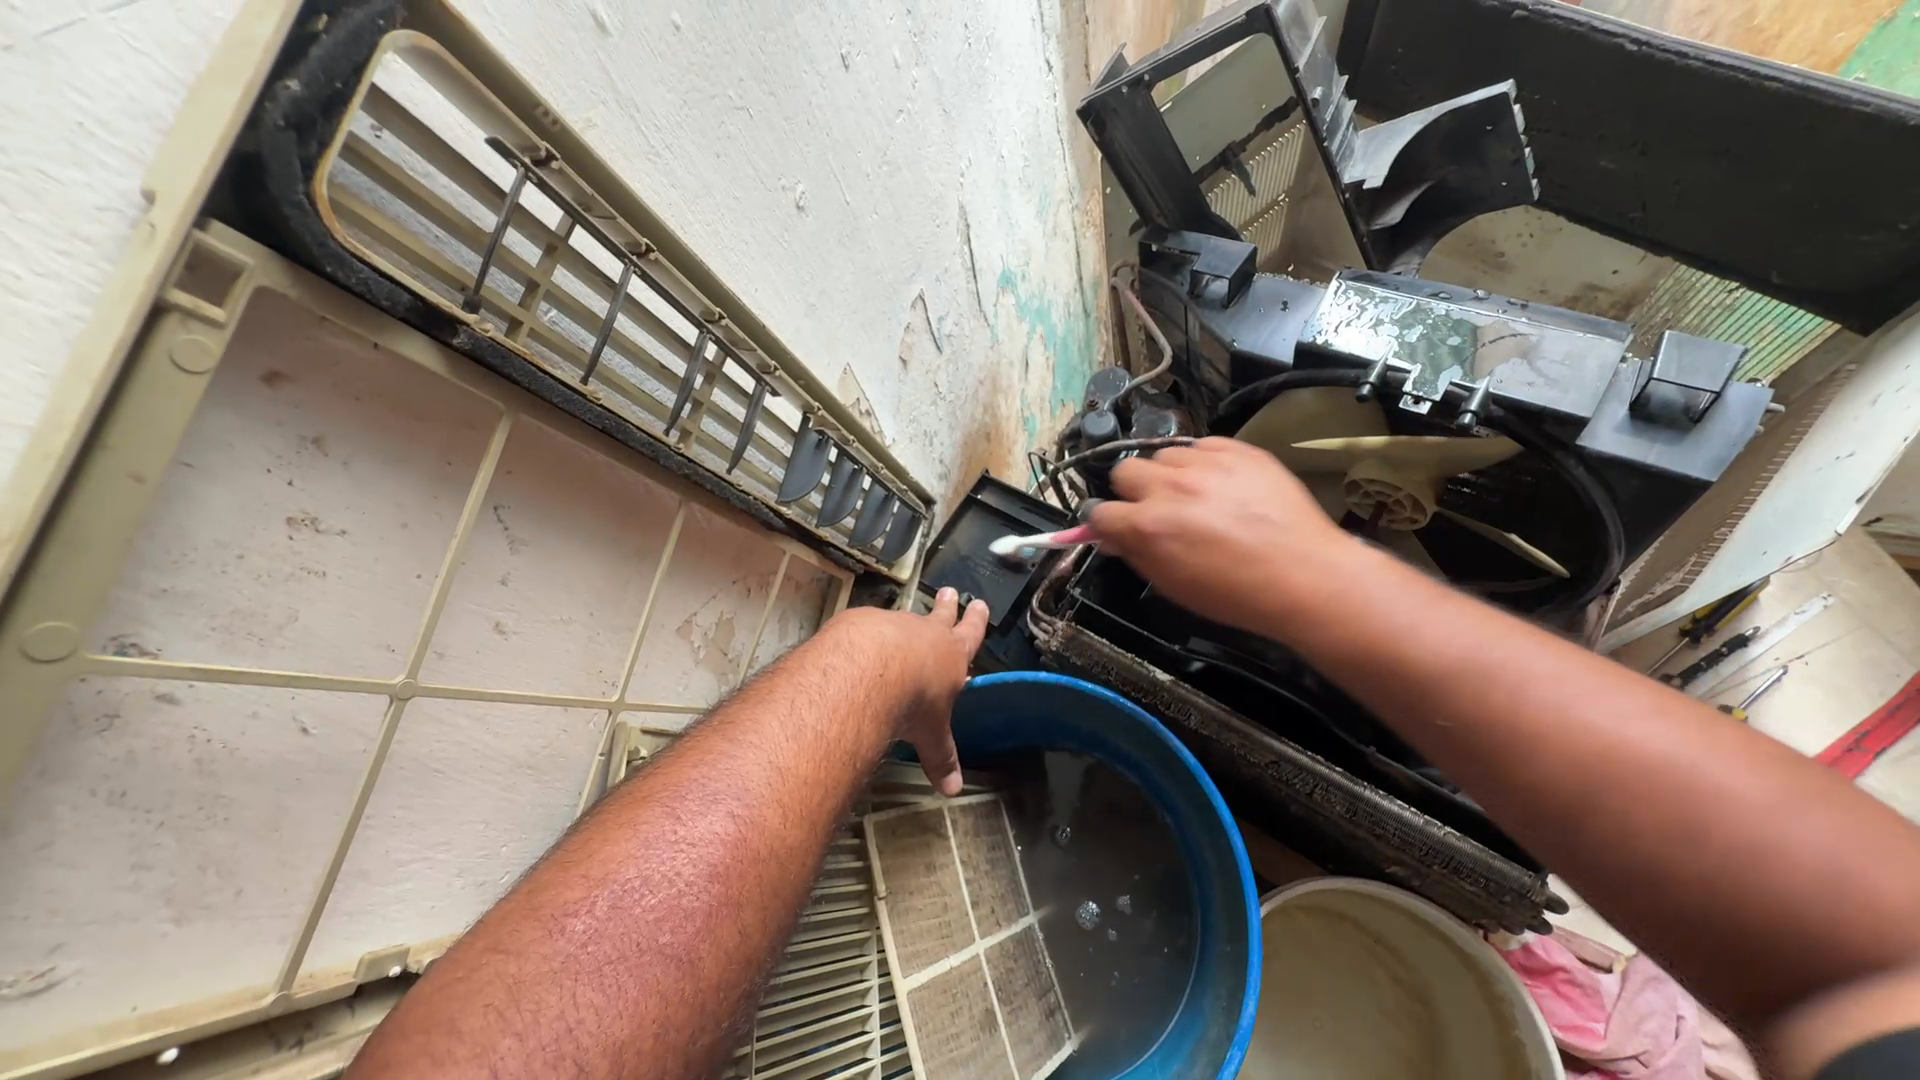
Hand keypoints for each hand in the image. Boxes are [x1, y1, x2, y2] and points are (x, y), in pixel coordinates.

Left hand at [825, 587, 987, 794]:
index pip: (970, 635)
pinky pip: (867, 627)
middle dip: (947, 605)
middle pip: (940, 615)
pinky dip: (865, 635)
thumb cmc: (914, 702)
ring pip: (903, 620)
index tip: (979, 603)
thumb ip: (940, 758)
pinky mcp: (861, 623)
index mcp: (951, 656)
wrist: (870, 668)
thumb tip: (953, 790)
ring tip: (902, 621)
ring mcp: (892, 625)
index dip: (975, 621)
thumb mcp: (930, 735)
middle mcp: (925, 635)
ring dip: (905, 622)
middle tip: (948, 591)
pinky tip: (855, 646)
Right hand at [1087, 437, 1363, 634]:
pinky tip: (1220, 485)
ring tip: (1194, 496)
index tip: (1116, 527)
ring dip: (1169, 474)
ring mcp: (1206, 464)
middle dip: (1133, 491)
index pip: (1099, 511)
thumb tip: (1112, 537)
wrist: (1305, 576)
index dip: (1105, 522)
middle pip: (1125, 470)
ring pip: (1164, 455)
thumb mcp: (1174, 586)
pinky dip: (1203, 462)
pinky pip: (1203, 445)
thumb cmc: (1237, 593)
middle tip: (1155, 509)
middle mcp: (1170, 487)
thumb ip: (1136, 555)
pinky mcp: (1239, 450)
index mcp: (1149, 526)